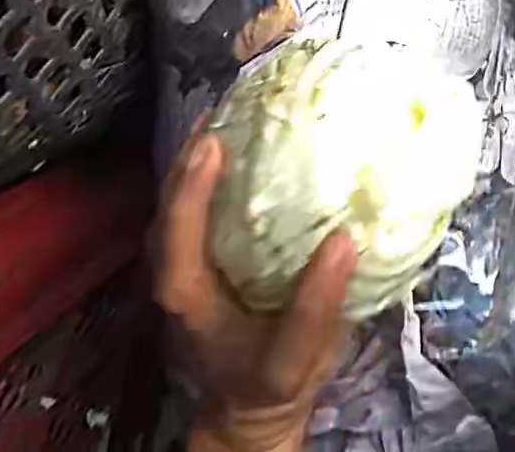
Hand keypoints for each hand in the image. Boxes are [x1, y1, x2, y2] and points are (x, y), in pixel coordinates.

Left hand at [154, 127, 357, 451]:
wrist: (256, 405)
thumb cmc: (273, 382)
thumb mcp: (295, 358)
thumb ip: (316, 307)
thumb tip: (346, 239)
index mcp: (190, 296)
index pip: (177, 237)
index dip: (190, 189)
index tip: (214, 142)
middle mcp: (179, 272)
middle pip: (169, 207)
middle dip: (190, 157)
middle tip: (224, 109)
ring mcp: (190, 261)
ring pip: (180, 201)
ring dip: (198, 157)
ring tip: (228, 114)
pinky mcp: (208, 254)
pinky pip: (201, 204)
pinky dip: (212, 171)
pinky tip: (242, 146)